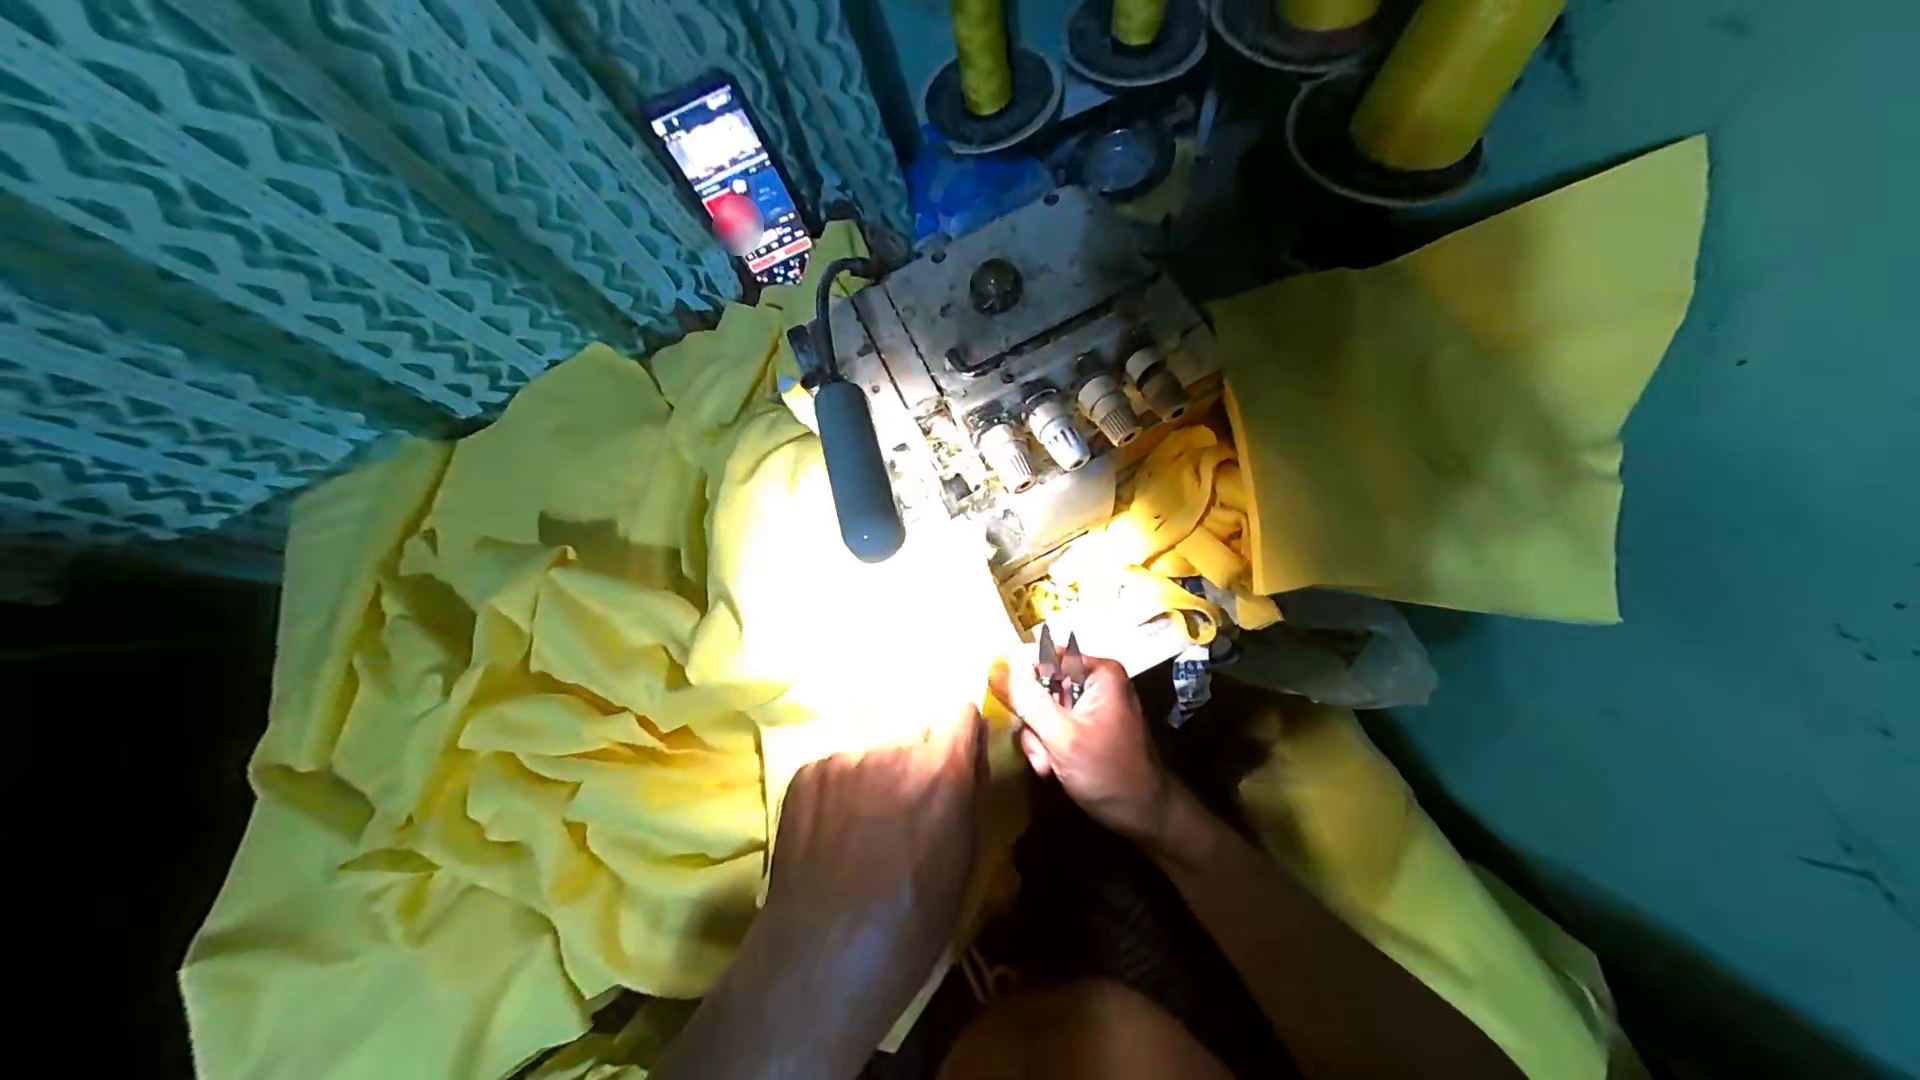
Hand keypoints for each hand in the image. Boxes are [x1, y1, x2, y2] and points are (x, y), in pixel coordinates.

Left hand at [754, 705, 985, 1053]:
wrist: (823, 959)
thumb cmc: (912, 923)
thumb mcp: (965, 862)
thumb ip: (972, 791)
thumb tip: (974, 749)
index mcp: (942, 769)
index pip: (961, 714)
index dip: (960, 737)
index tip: (954, 762)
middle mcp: (894, 748)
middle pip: (913, 739)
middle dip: (915, 766)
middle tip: (902, 815)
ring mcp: (845, 759)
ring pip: (872, 756)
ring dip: (874, 780)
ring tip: (861, 832)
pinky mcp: (806, 773)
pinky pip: (835, 771)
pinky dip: (837, 794)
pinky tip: (829, 837)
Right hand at [1009, 650, 1174, 842]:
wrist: (1143, 815)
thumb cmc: (1108, 773)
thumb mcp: (1062, 737)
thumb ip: (1028, 701)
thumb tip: (996, 669)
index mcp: (1098, 672)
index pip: (1045, 658)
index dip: (1024, 681)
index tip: (1014, 709)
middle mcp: (1096, 681)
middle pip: (1042, 685)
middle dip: (1034, 721)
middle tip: (1039, 750)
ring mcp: (1091, 704)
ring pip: (1043, 709)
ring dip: (1039, 739)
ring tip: (1048, 765)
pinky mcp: (1087, 725)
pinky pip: (1054, 725)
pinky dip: (1049, 746)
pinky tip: (1053, 768)